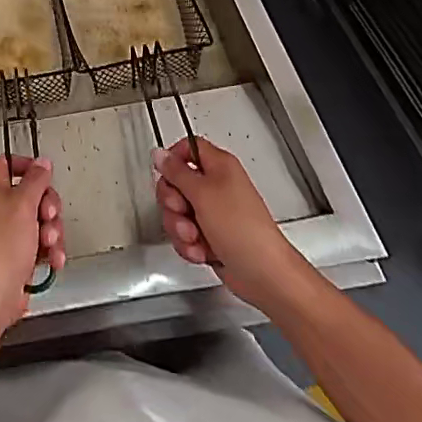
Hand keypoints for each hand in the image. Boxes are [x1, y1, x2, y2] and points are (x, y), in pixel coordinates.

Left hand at [0, 154, 65, 337]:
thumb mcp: (23, 203)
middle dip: (48, 205)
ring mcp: (8, 231)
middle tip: (46, 215)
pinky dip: (50, 250)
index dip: (29, 166)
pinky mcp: (18, 253)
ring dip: (52, 231)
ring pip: (41, 219)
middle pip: (34, 192)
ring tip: (46, 242)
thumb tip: (42, 164)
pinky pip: (42, 243)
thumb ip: (36, 179)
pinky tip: (51, 259)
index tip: (44, 176)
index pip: (10, 162)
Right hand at [153, 136, 309, 310]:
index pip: (188, 148)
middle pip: (177, 182)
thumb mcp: (202, 193)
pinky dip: (189, 244)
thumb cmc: (243, 229)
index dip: (173, 160)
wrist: (262, 273)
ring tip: (196, 236)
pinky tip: (202, 250)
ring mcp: (214, 212)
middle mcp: (217, 186)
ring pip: (178, 212)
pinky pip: (185, 234)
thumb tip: (160, 154)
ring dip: (180, 228)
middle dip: (173, 202)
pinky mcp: (211, 235)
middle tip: (183, 209)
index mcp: (219, 166)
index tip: (168, 176)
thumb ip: (176, 172)